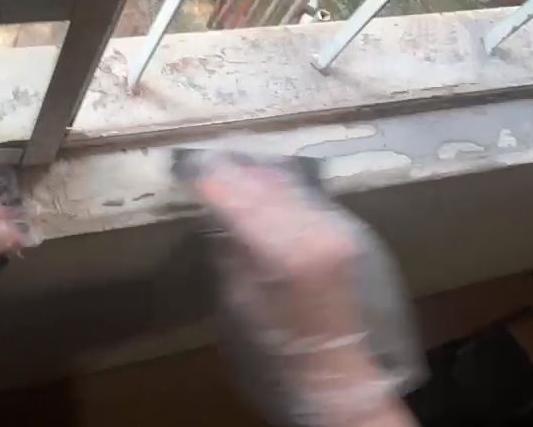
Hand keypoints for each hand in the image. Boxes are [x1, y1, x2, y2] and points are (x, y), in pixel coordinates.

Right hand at [188, 160, 416, 426]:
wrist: (335, 369)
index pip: (236, 197)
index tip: (188, 166)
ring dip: (255, 174)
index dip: (209, 178)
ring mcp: (331, 224)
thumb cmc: (277, 344)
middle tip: (206, 164)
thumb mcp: (239, 298)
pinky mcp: (344, 226)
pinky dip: (278, 187)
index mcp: (281, 252)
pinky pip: (302, 193)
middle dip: (231, 171)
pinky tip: (262, 187)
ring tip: (231, 170)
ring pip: (284, 181)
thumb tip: (214, 204)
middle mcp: (310, 229)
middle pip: (261, 182)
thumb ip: (229, 246)